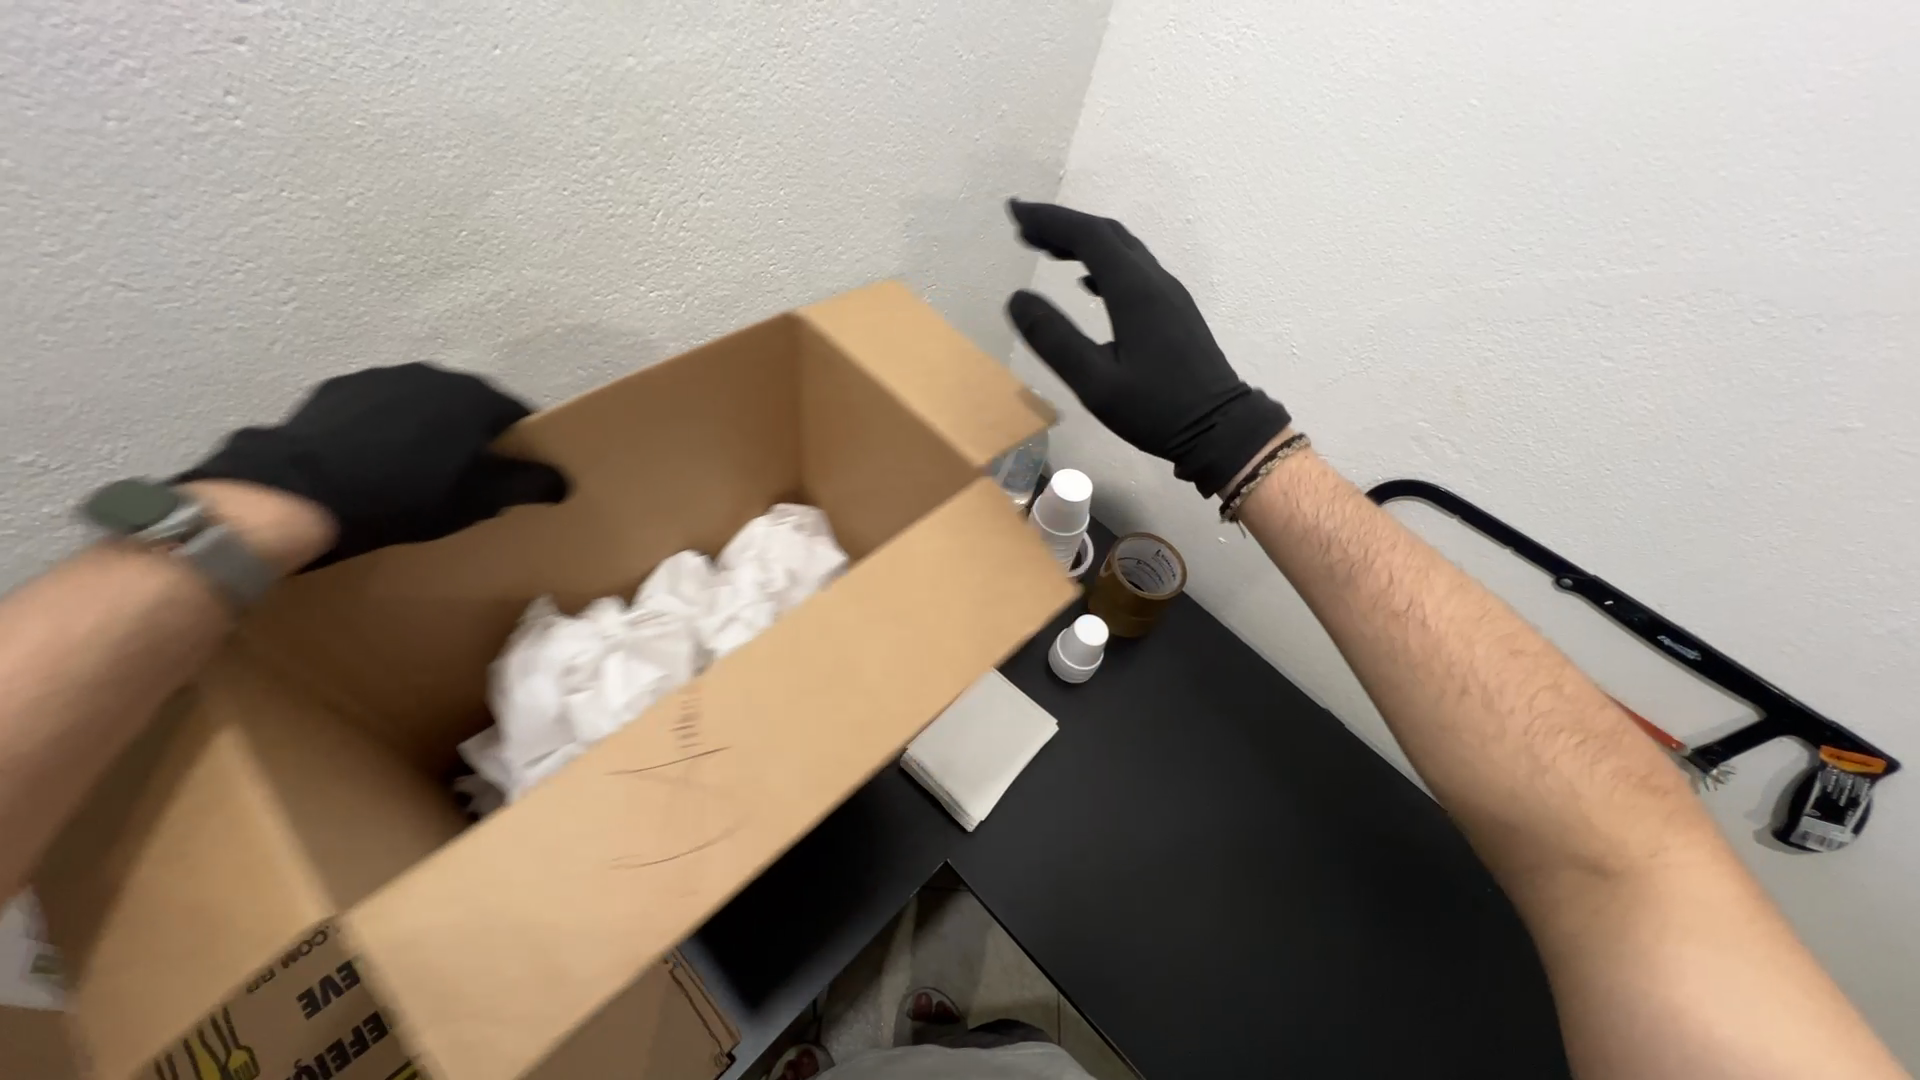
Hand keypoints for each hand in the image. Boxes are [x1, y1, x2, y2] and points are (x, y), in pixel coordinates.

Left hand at [177, 364, 567, 568]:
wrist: (300, 493)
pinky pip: (383, 410)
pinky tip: (378, 463)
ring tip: (420, 471)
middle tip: (472, 477)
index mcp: (475, 398)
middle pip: (472, 408)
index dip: (524, 448)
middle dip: (477, 437)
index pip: (519, 418)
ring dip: (432, 431)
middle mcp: (434, 376)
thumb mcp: (479, 501)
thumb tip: (564, 481)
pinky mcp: (339, 390)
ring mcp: (382, 378)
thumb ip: (529, 485)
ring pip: (426, 406)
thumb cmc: (406, 496)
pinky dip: (390, 430)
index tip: (519, 475)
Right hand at [1005, 199, 1289, 497]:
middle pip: (1106, 234)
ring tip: (1047, 249)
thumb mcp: (1095, 383)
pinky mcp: (1173, 311)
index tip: (1014, 212)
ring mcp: (1168, 294)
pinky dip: (1102, 265)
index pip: (1087, 235)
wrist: (1220, 429)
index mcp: (1134, 290)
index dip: (1048, 219)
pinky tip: (1086, 283)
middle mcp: (1153, 281)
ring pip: (1122, 250)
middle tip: (1024, 228)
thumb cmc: (1155, 410)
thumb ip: (1054, 339)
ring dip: (1083, 243)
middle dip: (1063, 225)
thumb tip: (1017, 298)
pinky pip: (1133, 271)